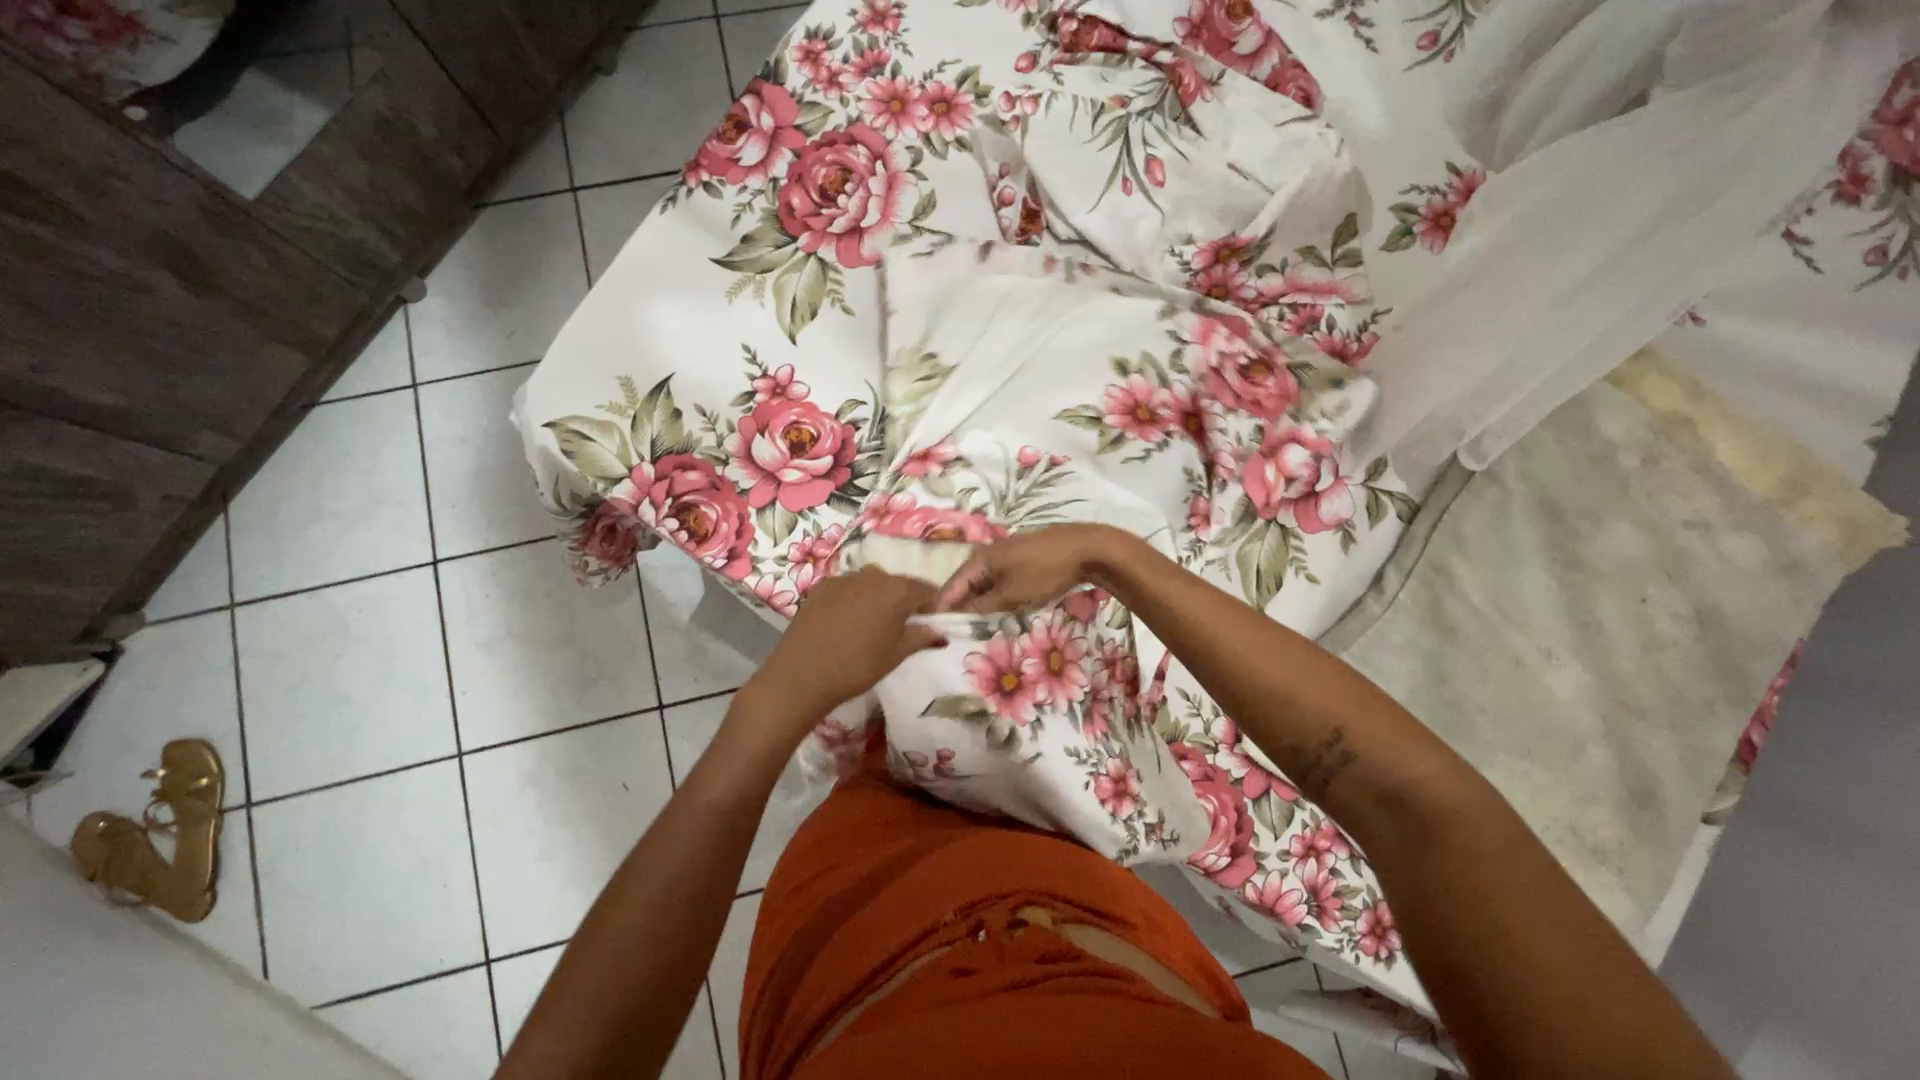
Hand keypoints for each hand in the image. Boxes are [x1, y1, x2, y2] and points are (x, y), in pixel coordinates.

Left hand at [742, 567, 947, 723]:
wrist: (802, 674)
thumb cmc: (858, 666)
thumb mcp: (896, 655)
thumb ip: (921, 637)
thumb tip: (937, 631)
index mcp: (897, 590)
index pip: (926, 590)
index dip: (931, 607)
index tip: (926, 626)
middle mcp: (873, 575)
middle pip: (898, 584)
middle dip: (903, 602)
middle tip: (898, 630)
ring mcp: (844, 579)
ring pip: (871, 584)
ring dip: (877, 599)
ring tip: (869, 627)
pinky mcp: (821, 587)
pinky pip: (848, 589)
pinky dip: (853, 600)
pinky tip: (844, 624)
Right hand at [936, 524, 1131, 613]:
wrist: (1087, 550)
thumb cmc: (1044, 572)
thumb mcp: (1011, 595)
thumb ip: (982, 607)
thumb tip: (958, 617)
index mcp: (980, 559)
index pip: (951, 586)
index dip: (943, 608)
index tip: (935, 630)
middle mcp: (989, 554)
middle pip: (967, 585)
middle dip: (961, 608)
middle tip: (956, 634)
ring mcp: (1008, 555)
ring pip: (986, 585)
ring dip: (981, 605)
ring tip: (977, 628)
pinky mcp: (1024, 560)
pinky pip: (1002, 582)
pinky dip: (998, 597)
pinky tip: (1002, 612)